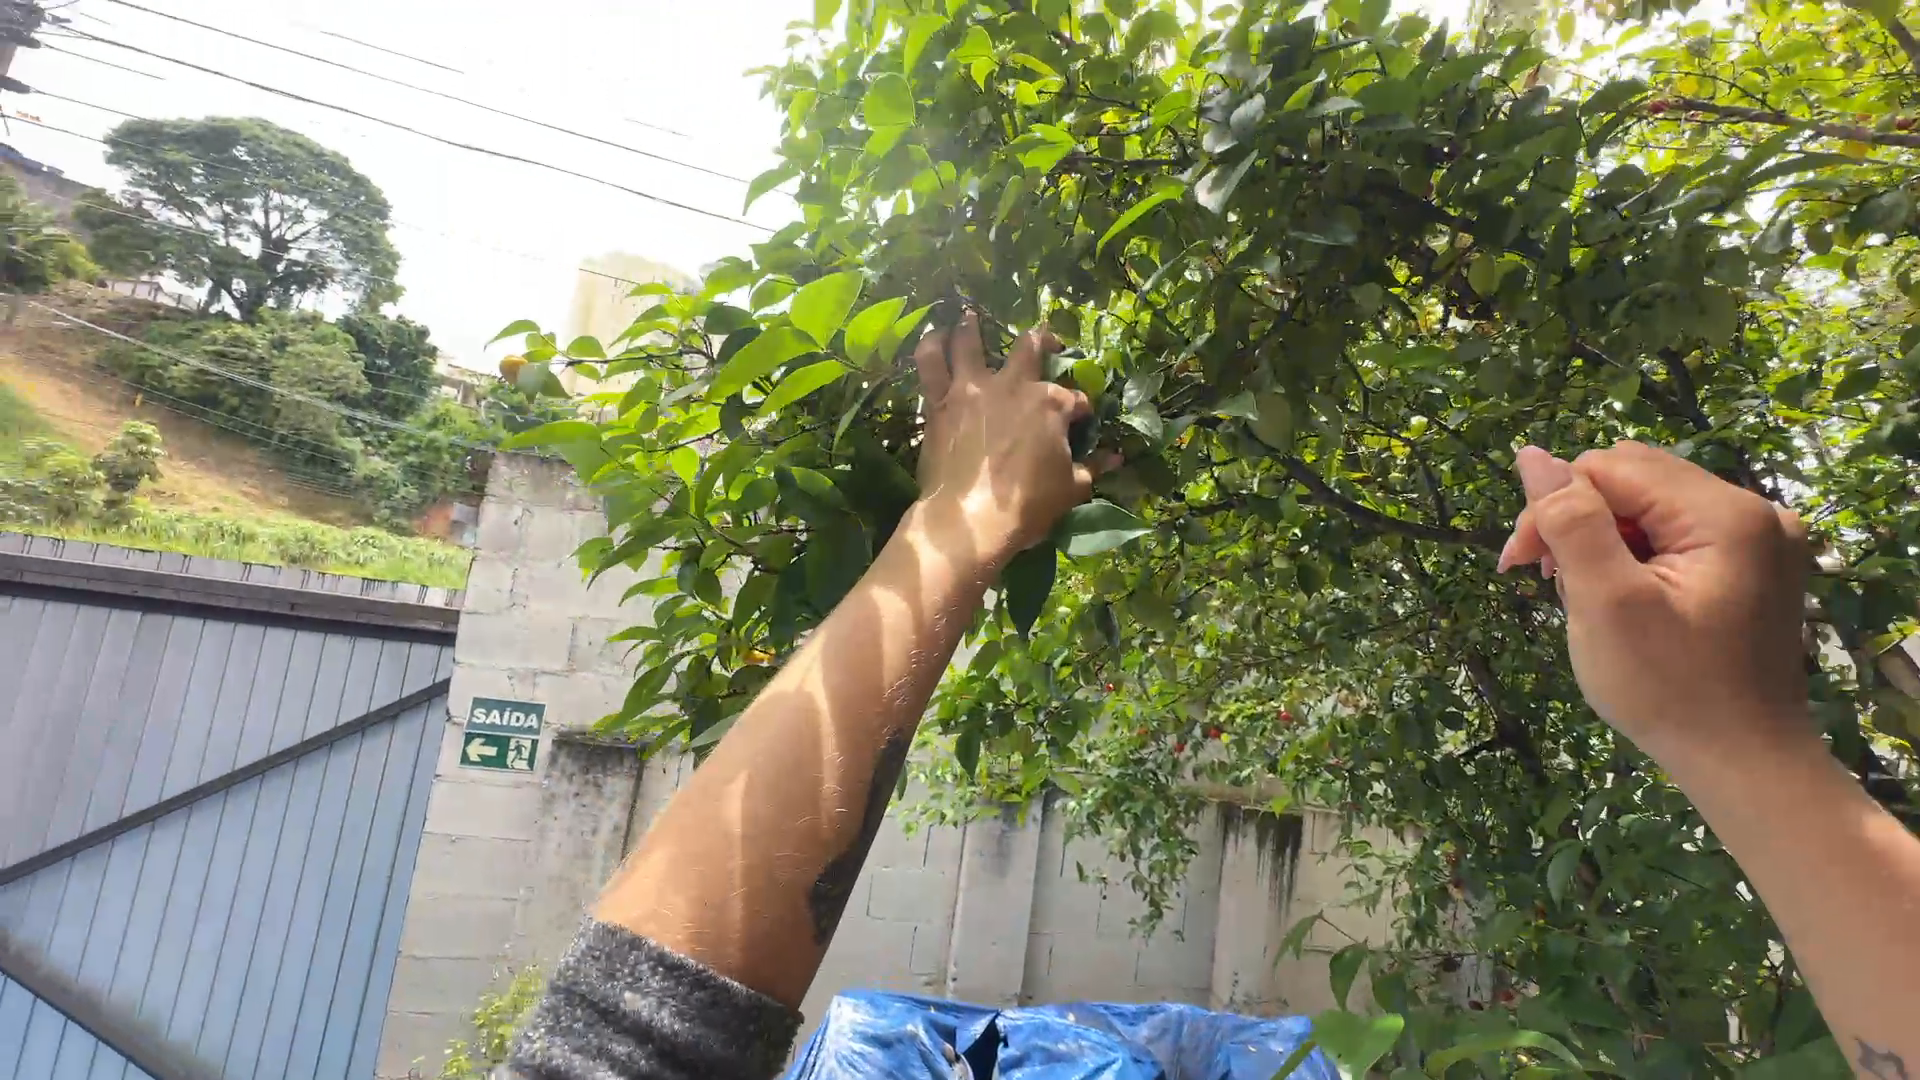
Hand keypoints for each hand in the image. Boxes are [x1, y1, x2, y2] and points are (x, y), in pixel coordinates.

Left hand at [912, 312, 1099, 568]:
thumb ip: (1092, 467)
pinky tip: (932, 337)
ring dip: (971, 327)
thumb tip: (1116, 458)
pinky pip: (929, 363)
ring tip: (969, 316)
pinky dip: (930, 346)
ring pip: (970, 342)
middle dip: (1041, 341)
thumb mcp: (1071, 489)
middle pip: (1029, 349)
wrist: (969, 520)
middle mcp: (1013, 385)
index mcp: (1050, 404)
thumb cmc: (1026, 507)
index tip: (1080, 420)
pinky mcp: (939, 402)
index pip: (1074, 399)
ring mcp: (972, 389)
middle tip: (1044, 340)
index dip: (1080, 409)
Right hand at [1498, 441, 1809, 763]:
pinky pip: (1664, 531)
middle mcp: (1751, 513)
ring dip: (1590, 537)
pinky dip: (1621, 553)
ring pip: (1640, 504)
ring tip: (1573, 589)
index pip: (1607, 468)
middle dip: (1568, 518)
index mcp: (1724, 515)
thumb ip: (1569, 520)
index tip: (1520, 565)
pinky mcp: (1744, 564)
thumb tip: (1530, 455)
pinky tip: (1608, 590)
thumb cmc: (1665, 684)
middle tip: (1539, 575)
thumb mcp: (1604, 599)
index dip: (1551, 505)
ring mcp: (1753, 539)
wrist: (1737, 758)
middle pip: (1626, 478)